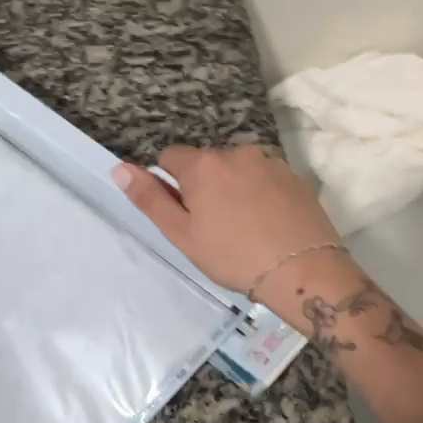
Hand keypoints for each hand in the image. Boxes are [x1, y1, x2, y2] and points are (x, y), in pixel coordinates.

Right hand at [114, 146, 342, 297]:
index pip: (169, 157)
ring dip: (230, 187)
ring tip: (240, 225)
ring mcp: (269, 162)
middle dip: (201, 185)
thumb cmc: (231, 255)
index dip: (169, 184)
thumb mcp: (181, 233)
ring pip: (235, 169)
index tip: (182, 214)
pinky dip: (257, 193)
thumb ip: (149, 198)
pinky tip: (264, 222)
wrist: (302, 270)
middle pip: (204, 162)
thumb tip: (120, 168)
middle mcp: (236, 152)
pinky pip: (262, 177)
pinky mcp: (294, 176)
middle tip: (210, 226)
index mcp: (202, 165)